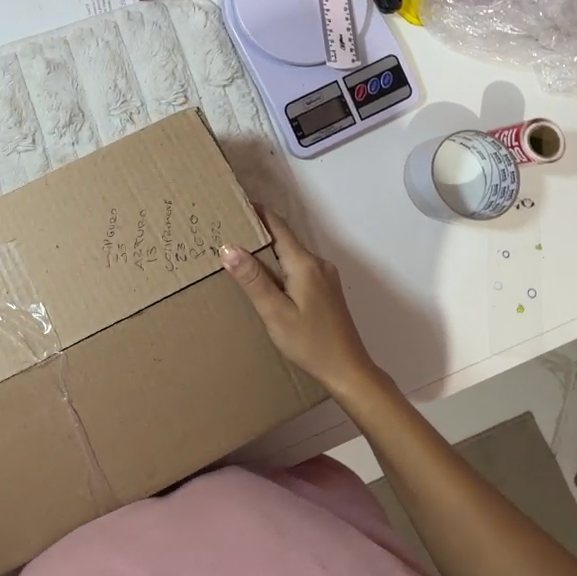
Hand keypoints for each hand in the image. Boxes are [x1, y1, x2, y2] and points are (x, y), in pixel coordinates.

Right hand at [220, 207, 382, 393]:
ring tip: (240, 253)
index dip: (256, 212)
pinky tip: (265, 278)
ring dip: (268, 249)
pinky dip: (279, 265)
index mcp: (305, 264)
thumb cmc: (309, 343)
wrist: (349, 371)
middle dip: (257, 231)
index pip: (278, 225)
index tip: (233, 204)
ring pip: (291, 253)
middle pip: (284, 238)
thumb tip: (228, 248)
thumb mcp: (275, 313)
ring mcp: (325, 277)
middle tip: (227, 230)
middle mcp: (318, 264)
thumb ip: (253, 279)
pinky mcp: (326, 290)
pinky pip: (298, 267)